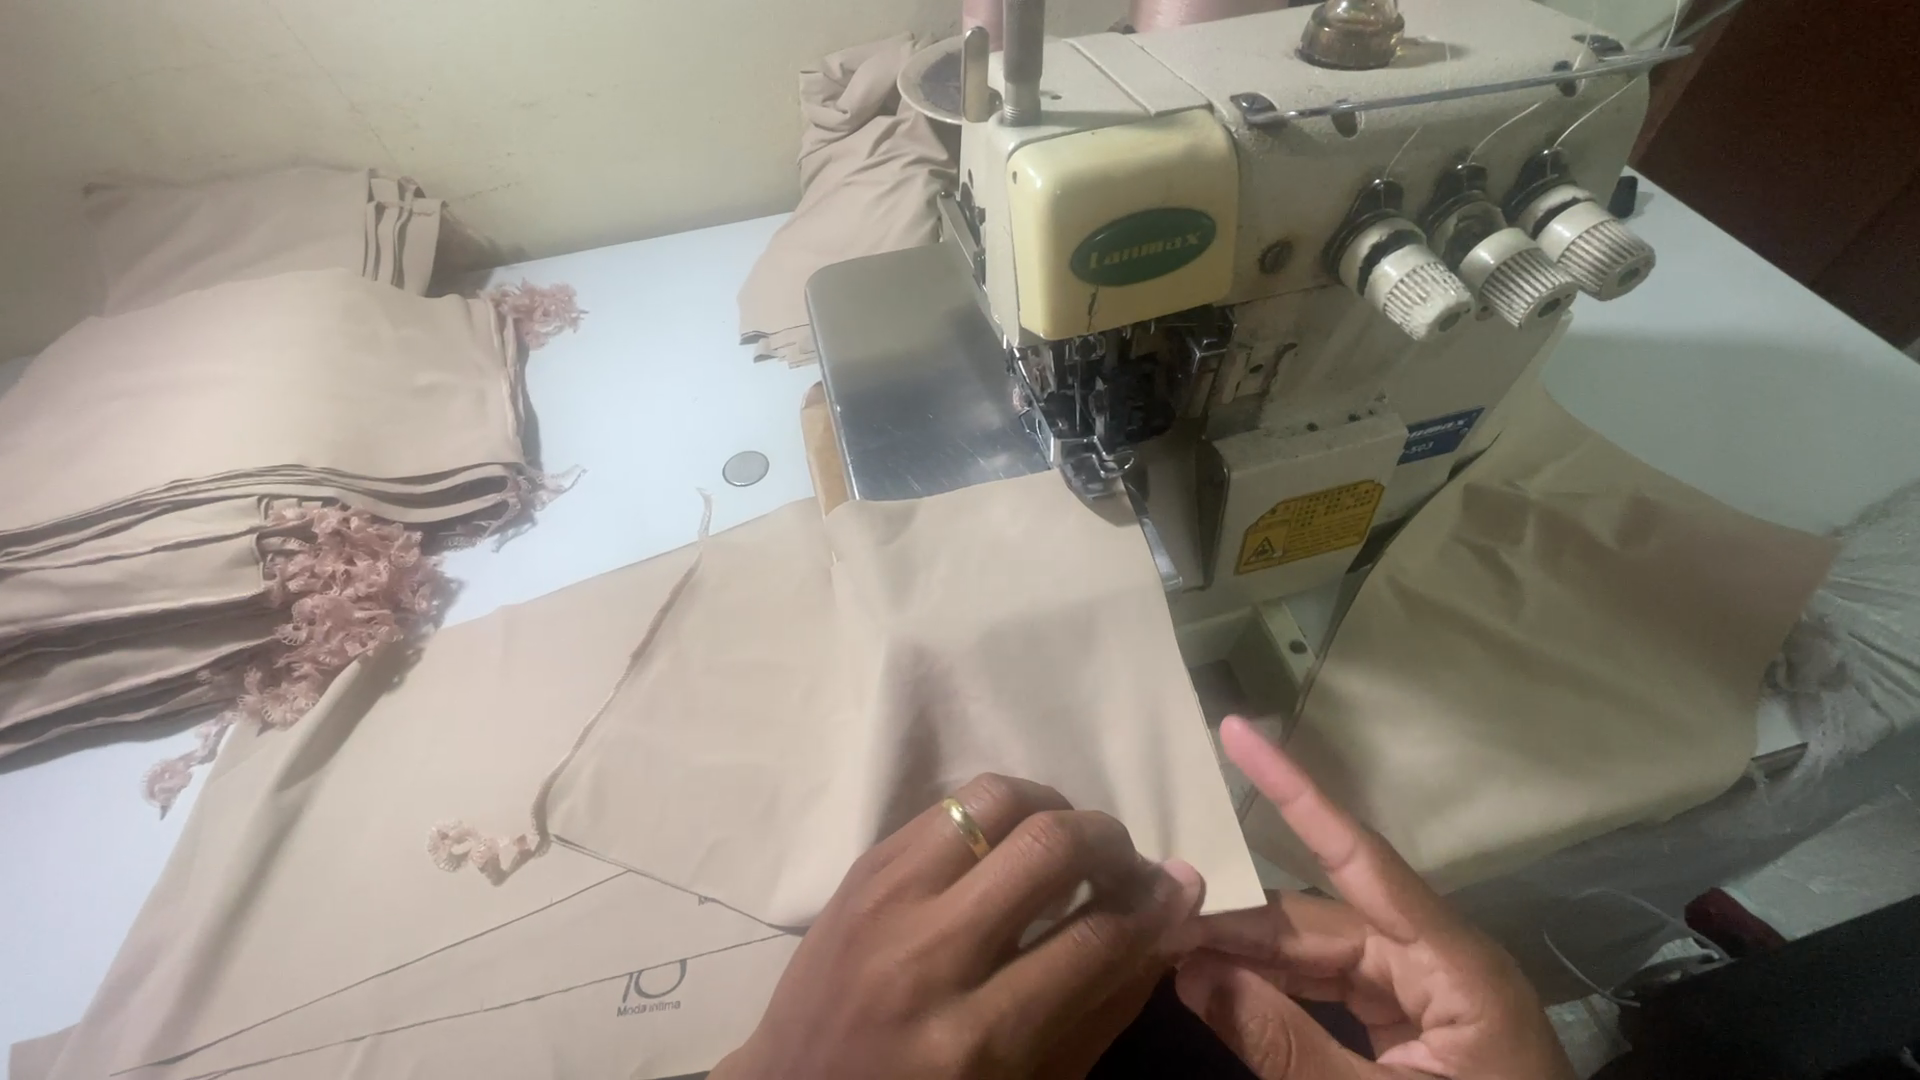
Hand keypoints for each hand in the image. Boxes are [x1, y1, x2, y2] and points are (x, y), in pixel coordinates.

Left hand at [711, 773, 1205, 1079]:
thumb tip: (1167, 916)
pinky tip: (1009, 843)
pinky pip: (948, 804)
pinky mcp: (864, 863)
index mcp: (975, 1040)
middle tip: (1122, 861)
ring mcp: (887, 895)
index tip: (1174, 893)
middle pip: (1046, 846)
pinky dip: (997, 812)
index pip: (1094, 939)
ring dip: (1052, 807)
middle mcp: (928, 952)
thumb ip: (1101, 1006)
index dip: (1153, 909)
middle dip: (1108, 841)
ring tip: (1067, 841)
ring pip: (993, 798)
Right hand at [1177, 717, 1575, 1079]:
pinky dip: (1273, 986)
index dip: (1292, 789)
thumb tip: (1190, 972)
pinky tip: (1223, 984)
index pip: (1357, 854)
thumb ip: (1285, 1045)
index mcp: (1455, 966)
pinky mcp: (1406, 1018)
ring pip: (1313, 950)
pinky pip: (1325, 984)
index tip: (1237, 731)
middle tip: (1163, 925)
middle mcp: (1436, 958)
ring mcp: (1420, 988)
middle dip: (1240, 921)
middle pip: (1318, 918)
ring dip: (1247, 954)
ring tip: (1178, 954)